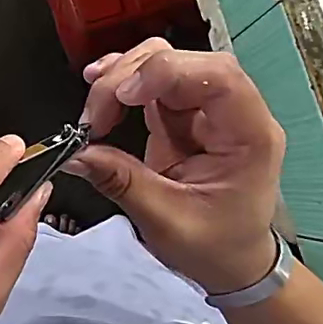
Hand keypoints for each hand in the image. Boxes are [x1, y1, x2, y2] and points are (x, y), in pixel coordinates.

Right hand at [70, 39, 285, 294]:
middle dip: (129, 77)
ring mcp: (203, 108)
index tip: (124, 97)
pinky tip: (98, 88)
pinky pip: (148, 80)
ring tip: (93, 108)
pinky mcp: (179, 112)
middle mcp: (230, 112)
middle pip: (181, 61)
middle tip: (93, 117)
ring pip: (160, 63)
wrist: (230, 262)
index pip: (217, 76)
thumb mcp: (166, 221)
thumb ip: (121, 182)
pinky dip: (119, 80)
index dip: (166, 73)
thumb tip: (75, 153)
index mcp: (247, 136)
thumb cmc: (214, 246)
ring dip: (119, 77)